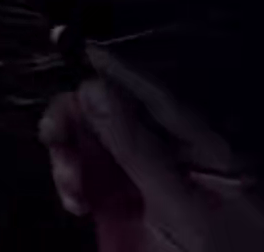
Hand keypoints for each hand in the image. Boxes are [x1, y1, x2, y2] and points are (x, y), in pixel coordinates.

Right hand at [41, 46, 263, 251]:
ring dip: (68, 150)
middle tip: (55, 134)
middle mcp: (173, 160)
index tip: (80, 49)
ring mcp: (145, 183)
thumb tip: (93, 87)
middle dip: (76, 117)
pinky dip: (67, 177)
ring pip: (90, 137)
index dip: (118, 71)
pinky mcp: (120, 205)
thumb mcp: (185, 215)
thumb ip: (137, 149)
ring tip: (68, 183)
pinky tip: (72, 199)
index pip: (157, 99)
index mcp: (208, 157)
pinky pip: (82, 170)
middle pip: (112, 111)